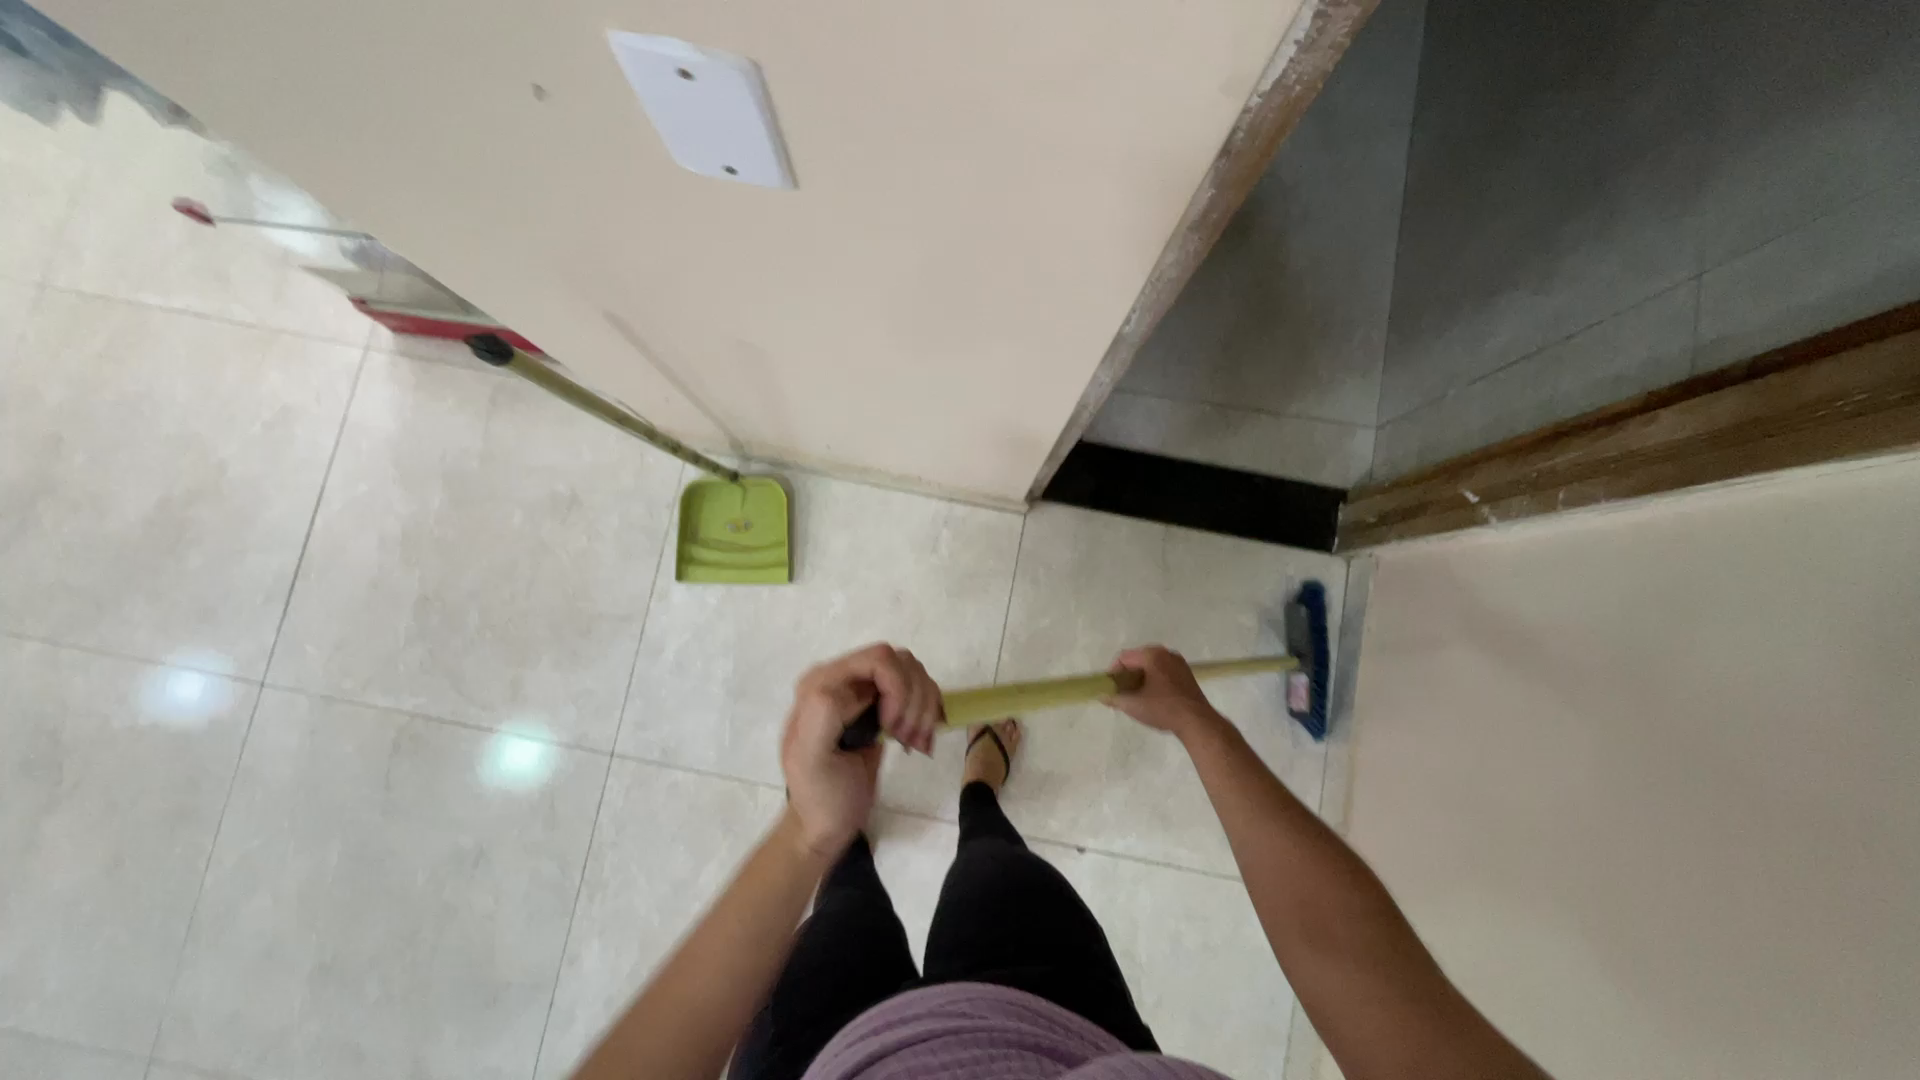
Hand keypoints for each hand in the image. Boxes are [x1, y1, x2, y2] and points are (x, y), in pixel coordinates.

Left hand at [780, 643, 944, 858]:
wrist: (827, 823)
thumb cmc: (820, 796)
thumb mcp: (811, 758)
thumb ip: (822, 715)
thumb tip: (846, 688)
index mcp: (822, 683)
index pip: (879, 660)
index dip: (897, 692)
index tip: (892, 731)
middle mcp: (843, 677)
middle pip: (901, 661)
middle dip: (914, 700)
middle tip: (905, 739)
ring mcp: (866, 689)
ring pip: (915, 672)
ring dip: (923, 708)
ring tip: (913, 742)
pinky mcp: (885, 702)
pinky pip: (920, 687)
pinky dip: (928, 712)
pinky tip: (918, 741)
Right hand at [1105, 645, 1225, 738]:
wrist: (1197, 722)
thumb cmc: (1163, 709)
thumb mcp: (1133, 705)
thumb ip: (1114, 698)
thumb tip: (1102, 696)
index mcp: (1152, 655)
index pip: (1123, 657)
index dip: (1113, 672)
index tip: (1110, 688)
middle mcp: (1165, 653)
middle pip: (1137, 659)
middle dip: (1127, 675)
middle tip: (1122, 692)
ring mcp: (1178, 662)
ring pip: (1151, 665)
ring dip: (1140, 677)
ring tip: (1136, 695)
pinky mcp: (1186, 673)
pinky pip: (1163, 670)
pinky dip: (1153, 679)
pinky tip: (1153, 696)